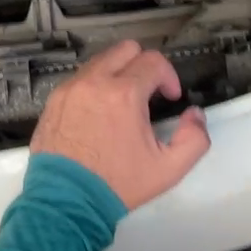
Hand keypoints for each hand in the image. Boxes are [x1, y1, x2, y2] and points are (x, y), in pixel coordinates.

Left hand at [31, 41, 210, 210]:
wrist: (65, 201)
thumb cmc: (117, 185)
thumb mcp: (168, 169)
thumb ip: (193, 139)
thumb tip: (194, 115)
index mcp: (124, 94)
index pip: (153, 61)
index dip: (168, 76)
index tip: (170, 97)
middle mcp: (95, 81)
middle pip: (126, 49)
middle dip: (143, 65)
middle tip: (148, 92)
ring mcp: (71, 88)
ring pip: (101, 60)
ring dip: (118, 73)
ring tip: (123, 104)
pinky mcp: (55, 98)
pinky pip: (80, 78)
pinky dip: (95, 85)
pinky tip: (99, 113)